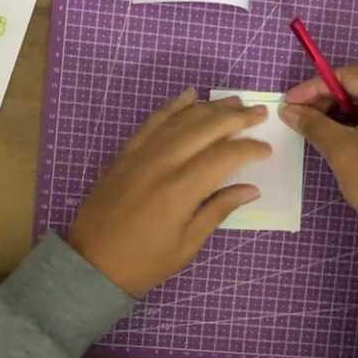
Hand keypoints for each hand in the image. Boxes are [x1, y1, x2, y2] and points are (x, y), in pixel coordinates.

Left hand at [67, 91, 270, 295]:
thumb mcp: (187, 245)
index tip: (266, 150)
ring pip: (180, 120)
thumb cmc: (144, 262)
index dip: (249, 149)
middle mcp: (162, 164)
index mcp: (181, 190)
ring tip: (234, 102)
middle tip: (259, 113)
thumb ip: (218, 210)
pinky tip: (189, 95)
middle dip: (236, 118)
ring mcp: (141, 155)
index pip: (224, 156)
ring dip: (210, 108)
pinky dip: (172, 106)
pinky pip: (152, 121)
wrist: (91, 262)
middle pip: (205, 129)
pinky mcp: (125, 153)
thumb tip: (250, 189)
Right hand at [280, 63, 357, 248]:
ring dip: (346, 106)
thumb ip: (313, 124)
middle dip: (331, 93)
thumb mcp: (341, 151)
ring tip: (321, 125)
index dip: (315, 86)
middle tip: (305, 111)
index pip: (349, 75)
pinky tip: (345, 134)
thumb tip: (289, 109)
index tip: (290, 103)